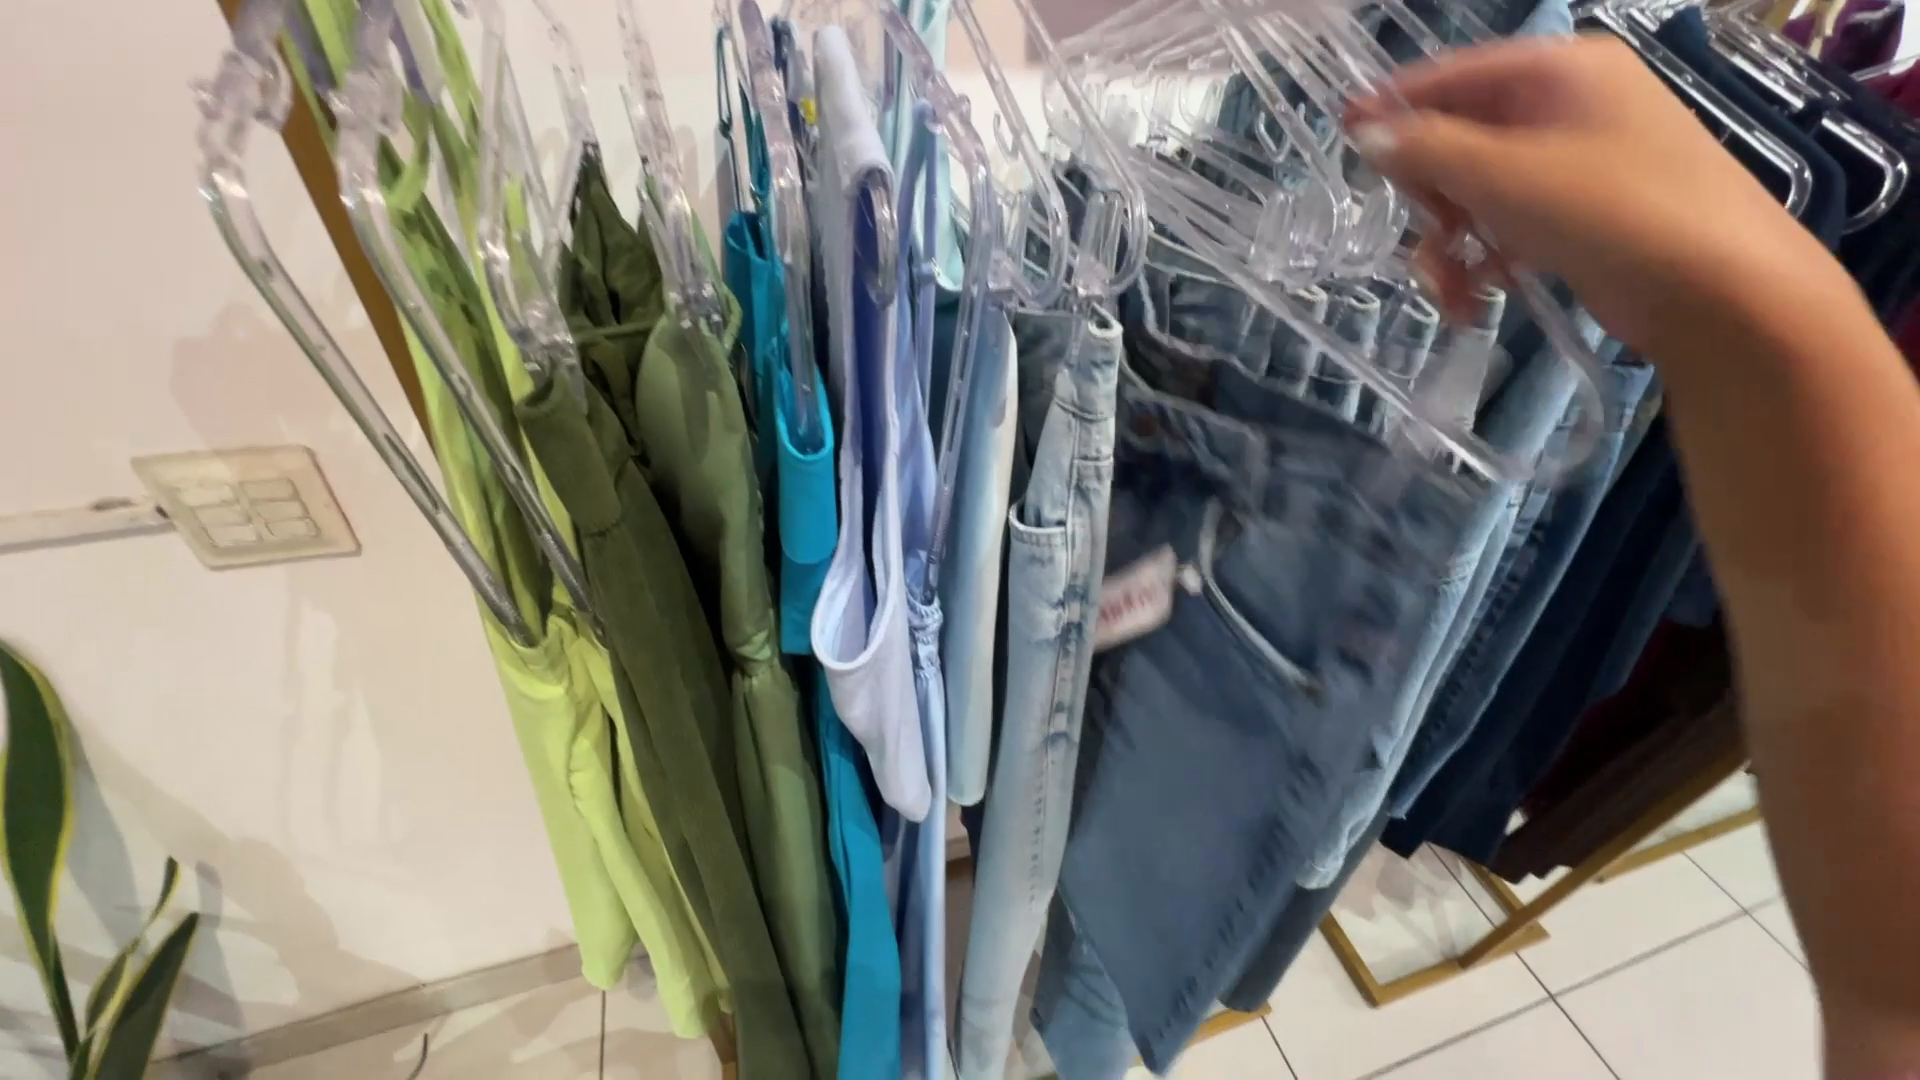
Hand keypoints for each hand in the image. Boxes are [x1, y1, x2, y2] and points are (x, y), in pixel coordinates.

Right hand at [1344, 36, 1840, 355]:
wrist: (1713, 286)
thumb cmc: (1608, 210)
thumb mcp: (1501, 176)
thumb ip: (1426, 152)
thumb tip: (1368, 135)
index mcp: (1558, 73)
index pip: (1454, 75)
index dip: (1394, 104)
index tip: (1342, 129)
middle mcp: (1562, 109)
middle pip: (1456, 144)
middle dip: (1429, 203)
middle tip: (1427, 235)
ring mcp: (1568, 164)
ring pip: (1470, 197)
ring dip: (1447, 249)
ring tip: (1452, 291)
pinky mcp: (1570, 214)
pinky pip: (1498, 228)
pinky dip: (1478, 265)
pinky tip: (1475, 301)